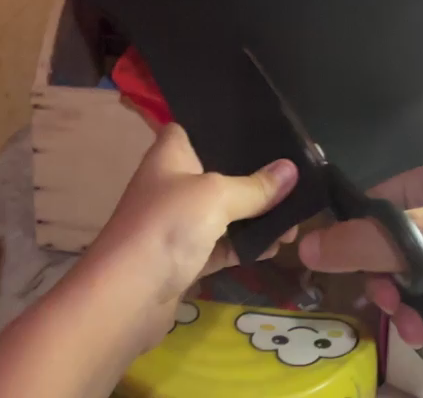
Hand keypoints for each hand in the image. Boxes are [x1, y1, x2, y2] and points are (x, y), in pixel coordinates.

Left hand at [82, 123, 297, 345]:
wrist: (127, 297)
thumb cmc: (166, 225)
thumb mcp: (216, 196)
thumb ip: (254, 186)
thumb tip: (291, 169)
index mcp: (170, 153)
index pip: (196, 127)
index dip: (224, 125)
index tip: (262, 127)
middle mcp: (171, 182)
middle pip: (217, 170)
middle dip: (253, 176)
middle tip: (294, 177)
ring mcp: (176, 221)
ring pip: (222, 210)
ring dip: (254, 215)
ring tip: (295, 219)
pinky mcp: (183, 257)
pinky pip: (220, 244)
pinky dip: (244, 245)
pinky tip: (275, 246)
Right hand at [297, 160, 422, 370]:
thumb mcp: (419, 243)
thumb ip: (358, 244)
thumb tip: (303, 245)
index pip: (374, 203)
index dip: (353, 235)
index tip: (341, 267)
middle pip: (387, 246)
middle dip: (383, 279)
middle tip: (386, 300)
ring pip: (406, 280)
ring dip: (402, 305)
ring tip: (412, 324)